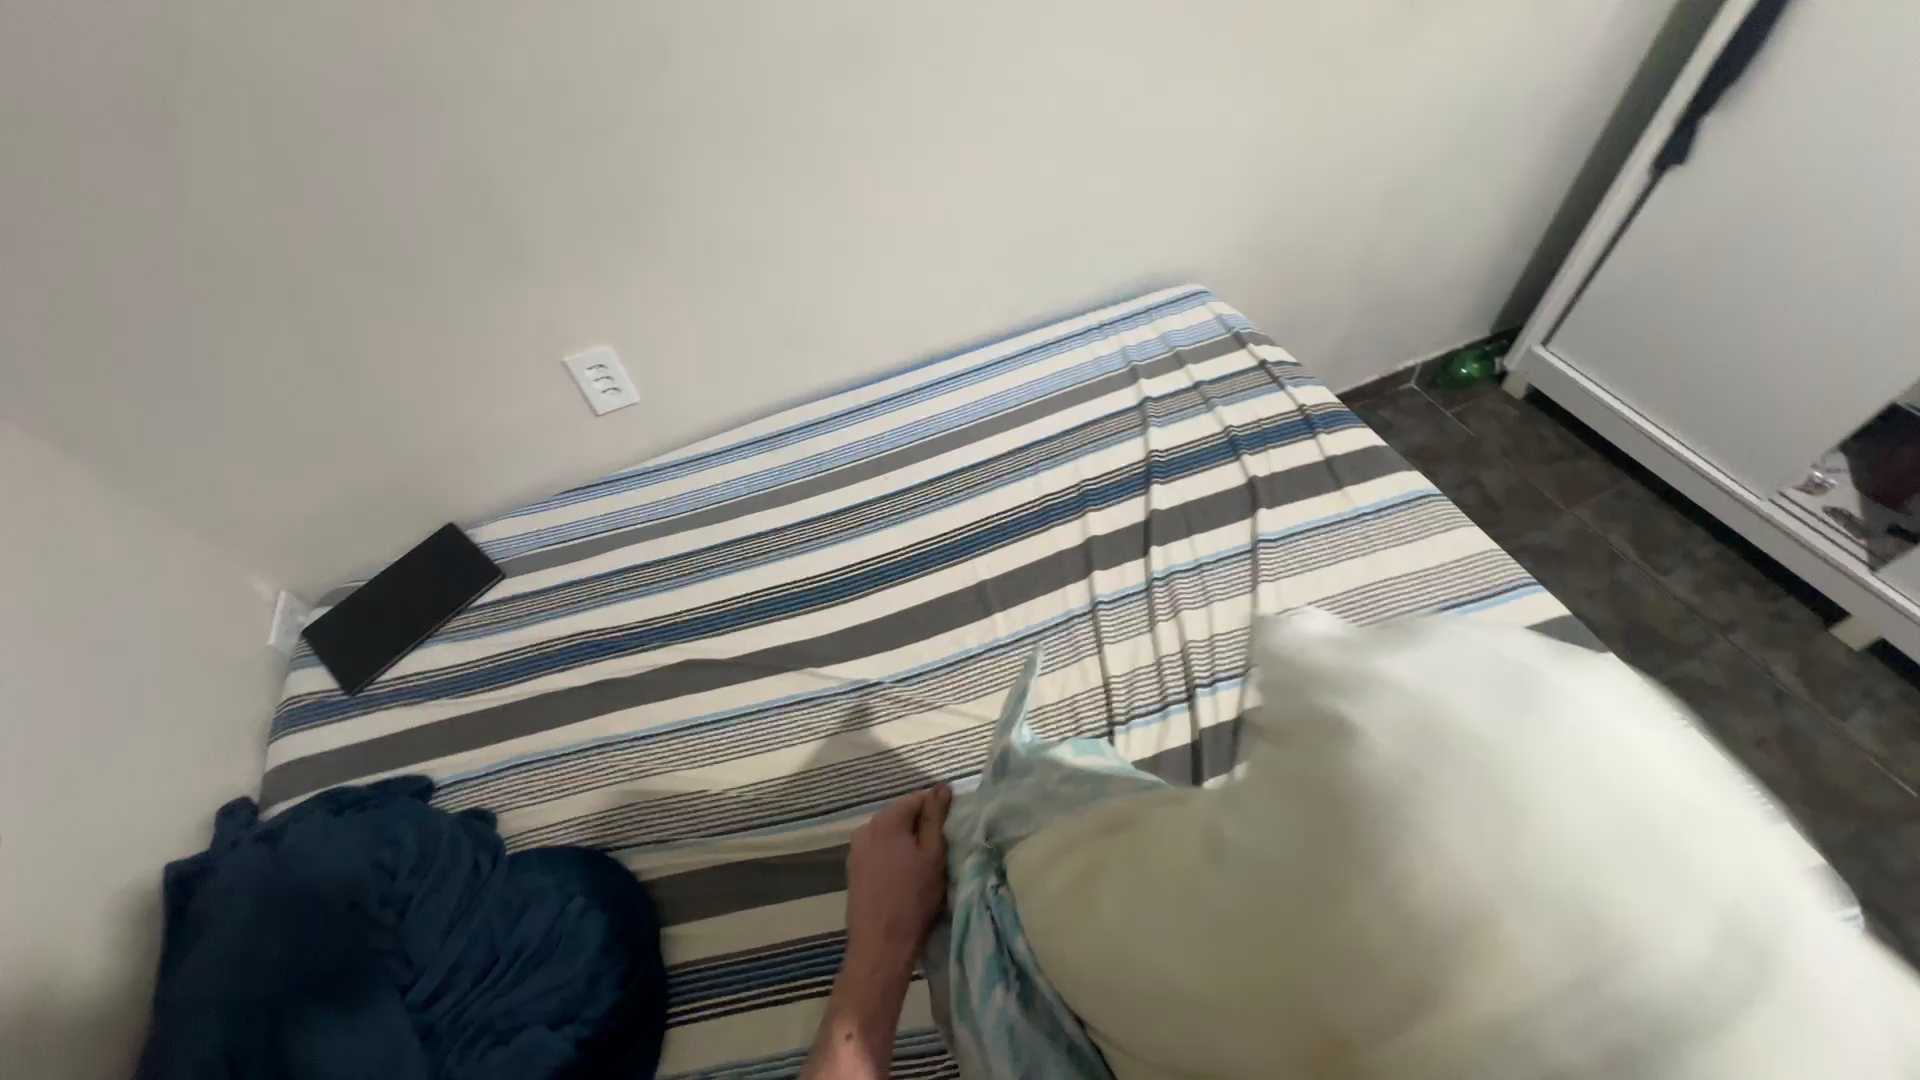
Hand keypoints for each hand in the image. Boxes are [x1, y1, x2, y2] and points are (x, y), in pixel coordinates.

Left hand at [844, 785, 952, 972]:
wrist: (881, 944)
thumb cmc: (914, 897)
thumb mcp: (933, 854)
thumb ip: (935, 817)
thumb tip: (941, 787)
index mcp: (886, 820)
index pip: (917, 799)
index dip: (936, 810)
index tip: (949, 829)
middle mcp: (866, 828)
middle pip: (900, 816)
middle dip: (919, 827)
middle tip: (938, 849)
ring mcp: (856, 849)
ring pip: (888, 834)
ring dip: (905, 842)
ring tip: (921, 865)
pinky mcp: (852, 869)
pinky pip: (877, 851)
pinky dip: (891, 856)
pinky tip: (902, 876)